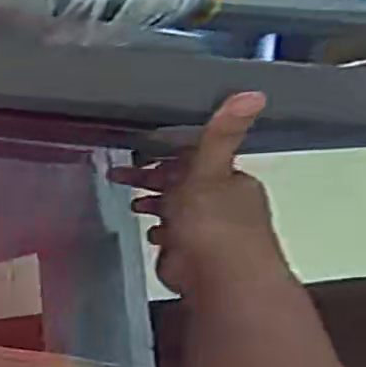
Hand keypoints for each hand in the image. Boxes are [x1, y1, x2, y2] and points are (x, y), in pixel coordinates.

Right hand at [108, 91, 287, 295]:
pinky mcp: (188, 247)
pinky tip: (146, 228)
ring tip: (129, 201)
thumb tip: (250, 93)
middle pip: (182, 182)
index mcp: (229, 181)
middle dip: (151, 177)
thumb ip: (220, 137)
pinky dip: (157, 226)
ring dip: (153, 201)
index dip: (166, 153)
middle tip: (115, 174)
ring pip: (174, 206)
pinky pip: (170, 230)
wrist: (217, 273)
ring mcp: (205, 226)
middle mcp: (221, 200)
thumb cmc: (212, 222)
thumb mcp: (209, 173)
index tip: (134, 150)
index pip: (195, 159)